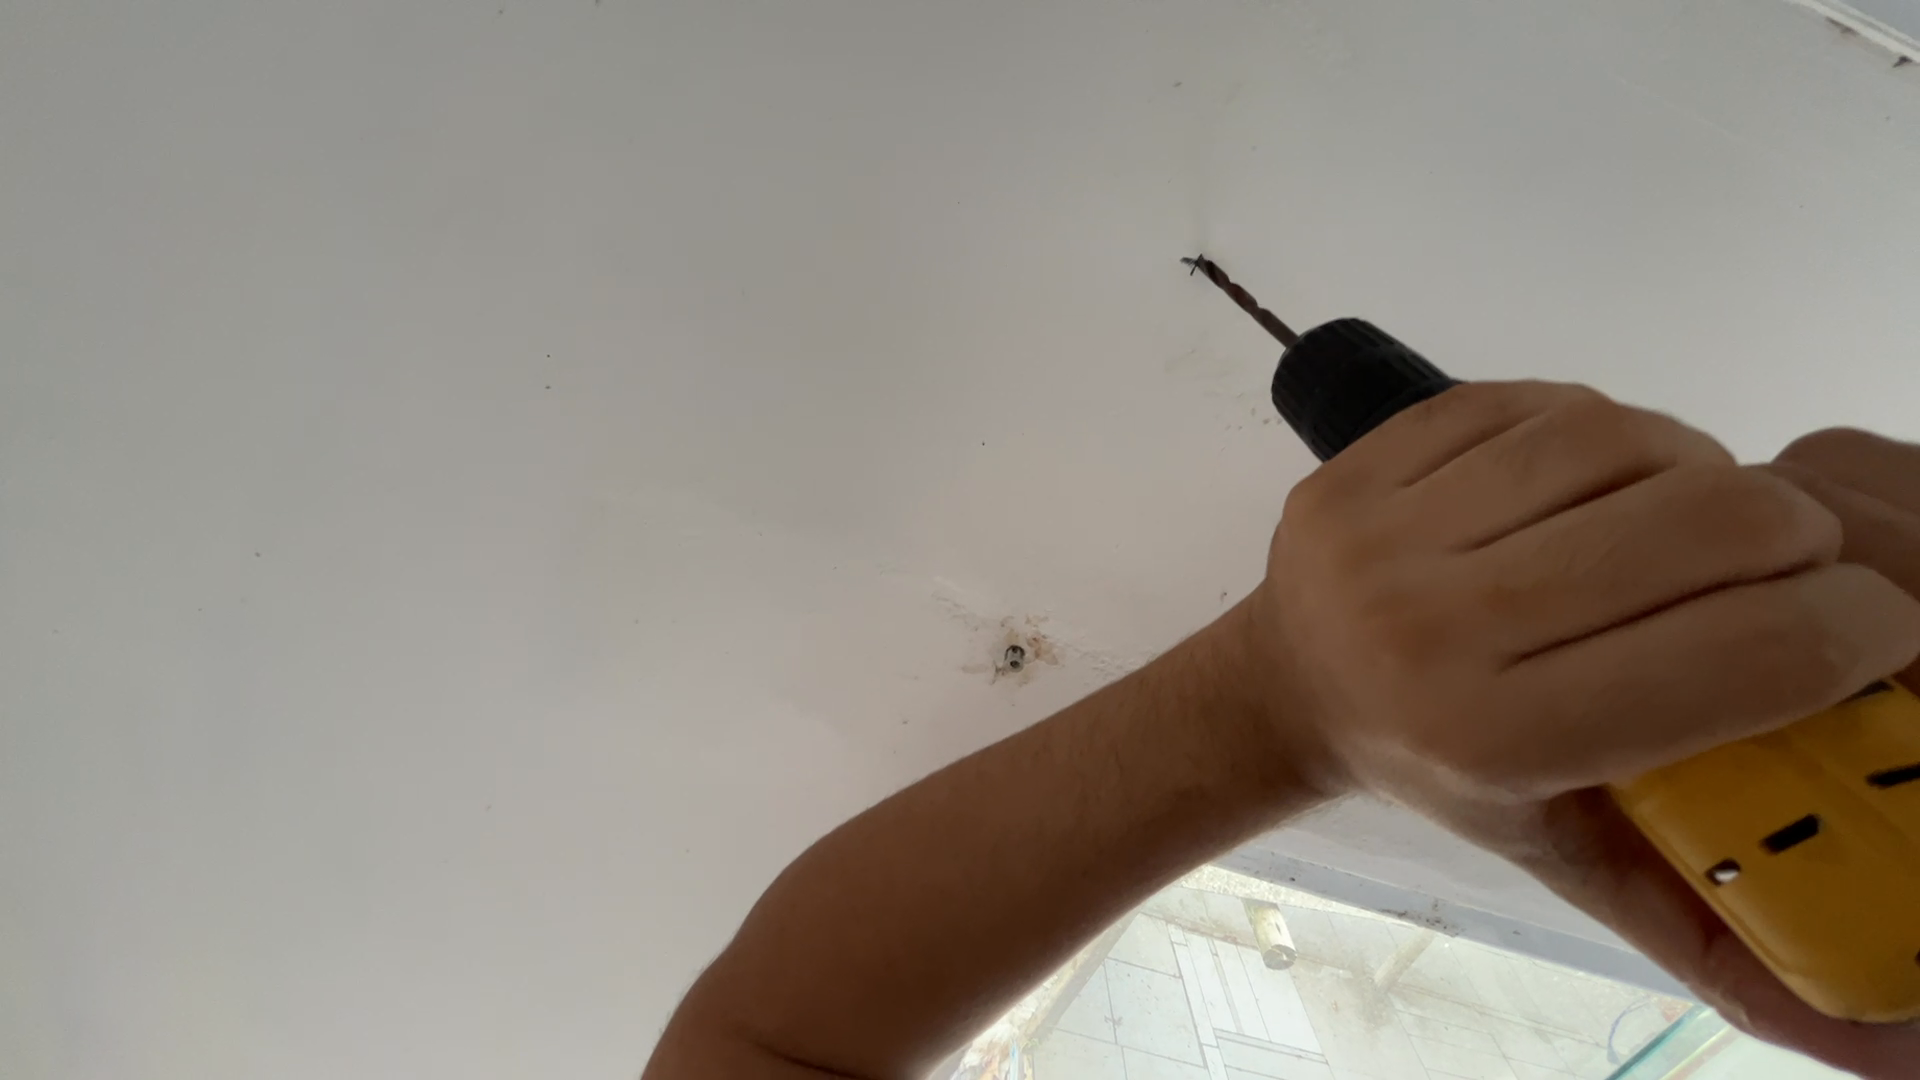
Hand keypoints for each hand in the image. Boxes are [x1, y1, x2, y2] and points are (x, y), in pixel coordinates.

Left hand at [1243, 383, 1919, 1075]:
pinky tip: (1581, 471)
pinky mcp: (1348, 472)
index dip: (1860, 624)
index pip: (1751, 651)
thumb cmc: (1429, 761)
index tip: (1862, 622)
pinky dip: (1583, 422)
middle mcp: (1426, 625)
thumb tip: (1896, 1050)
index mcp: (1490, 732)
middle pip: (1700, 521)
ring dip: (1686, 460)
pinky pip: (1516, 403)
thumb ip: (1703, 919)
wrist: (1284, 682)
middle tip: (1774, 554)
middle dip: (1789, 531)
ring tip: (1674, 506)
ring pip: (1612, 440)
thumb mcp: (1553, 847)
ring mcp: (1376, 534)